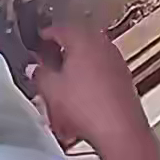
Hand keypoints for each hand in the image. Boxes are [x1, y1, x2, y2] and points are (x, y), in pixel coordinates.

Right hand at [29, 21, 151, 155]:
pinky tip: (79, 94)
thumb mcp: (51, 90)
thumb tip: (35, 69)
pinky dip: (89, 77)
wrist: (119, 131)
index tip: (39, 39)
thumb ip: (39, 74)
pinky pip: (101, 71)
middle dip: (62, 48)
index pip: (61, 28)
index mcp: (83, 41)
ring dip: (76, 63)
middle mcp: (103, 47)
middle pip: (79, 40)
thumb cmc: (88, 108)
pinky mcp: (124, 80)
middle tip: (48, 56)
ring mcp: (116, 63)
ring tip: (62, 78)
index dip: (46, 34)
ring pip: (91, 56)